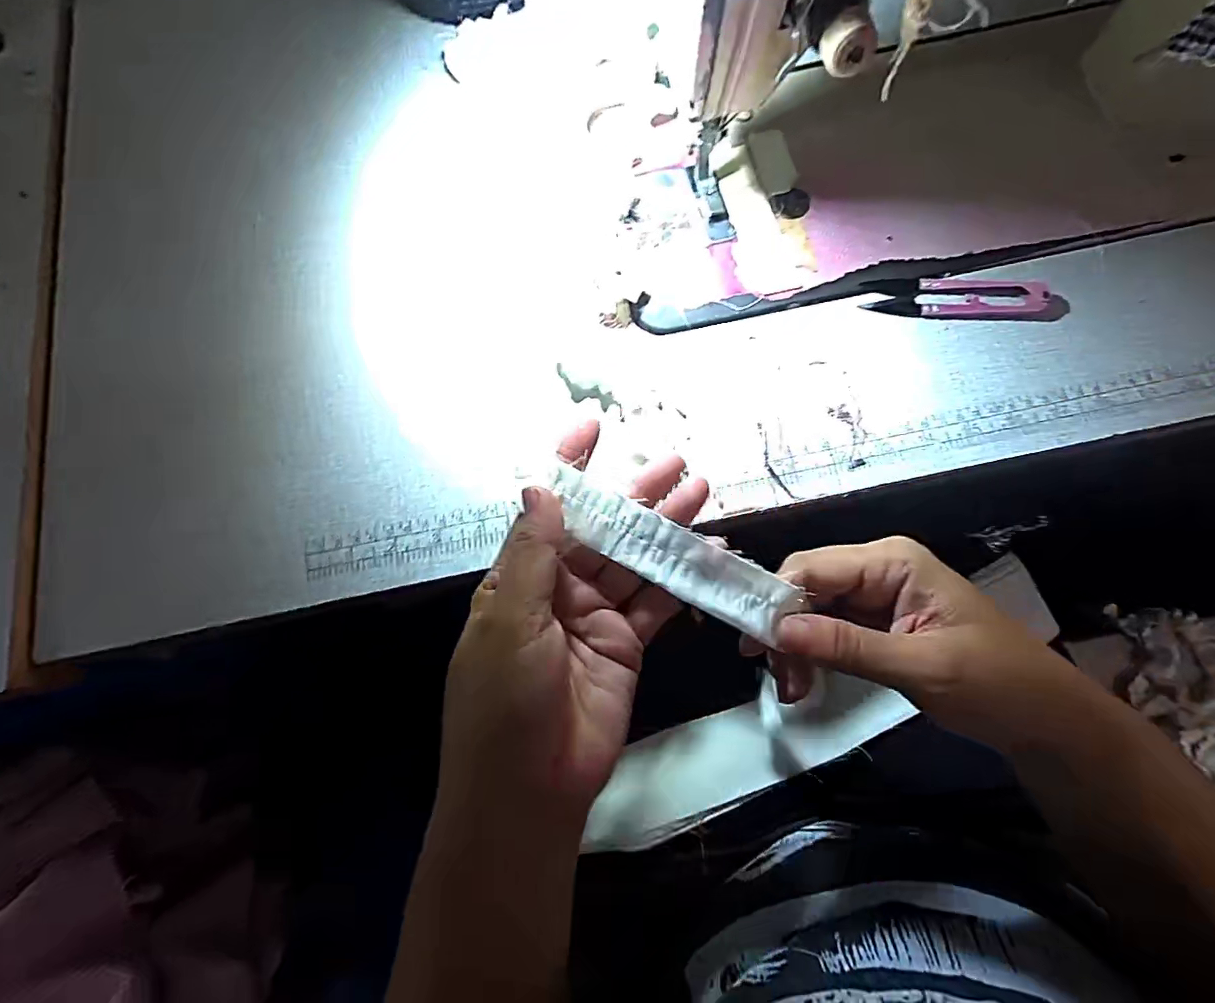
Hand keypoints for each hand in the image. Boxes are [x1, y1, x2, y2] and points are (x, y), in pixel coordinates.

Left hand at [436, 420, 709, 828]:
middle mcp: (556, 589)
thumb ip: (532, 554)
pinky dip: (681, 579)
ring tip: (701, 491)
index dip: (567, 467)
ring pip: (634, 561)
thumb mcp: (510, 620)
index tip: (592, 427)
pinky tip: (709, 553)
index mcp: (519, 577)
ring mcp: (593, 616)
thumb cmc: (504, 700)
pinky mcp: (625, 645)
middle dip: (635, 494)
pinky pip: (656, 603)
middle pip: (601, 530)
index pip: (545, 510)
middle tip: (675, 461)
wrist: (529, 788)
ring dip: (665, 528)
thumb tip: (539, 488)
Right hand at [765, 537, 1106, 753]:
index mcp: (891, 561)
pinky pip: (825, 629)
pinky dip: (809, 654)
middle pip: (804, 586)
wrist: (1049, 723)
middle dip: (783, 628)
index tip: (753, 642)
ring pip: (808, 610)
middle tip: (774, 675)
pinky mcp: (873, 623)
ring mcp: (874, 595)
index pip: (812, 567)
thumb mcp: (921, 667)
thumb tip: (776, 630)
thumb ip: (846, 645)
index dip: (775, 599)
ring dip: (793, 646)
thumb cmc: (998, 685)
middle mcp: (876, 568)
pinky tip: (802, 680)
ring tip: (791, 689)